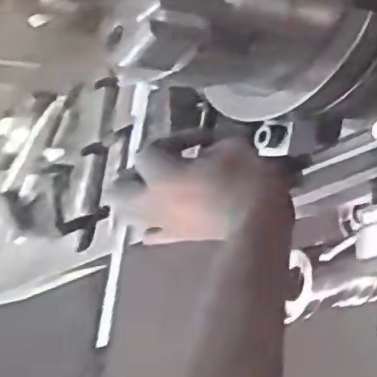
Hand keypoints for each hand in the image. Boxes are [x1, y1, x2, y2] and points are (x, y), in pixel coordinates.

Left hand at [116, 136, 291, 243]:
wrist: (259, 220)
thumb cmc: (248, 178)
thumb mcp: (236, 146)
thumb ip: (213, 145)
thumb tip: (205, 151)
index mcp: (163, 175)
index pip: (149, 151)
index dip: (175, 138)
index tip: (205, 138)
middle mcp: (151, 200)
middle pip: (118, 188)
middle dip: (135, 174)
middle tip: (164, 165)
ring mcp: (160, 223)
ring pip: (126, 214)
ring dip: (140, 198)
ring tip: (163, 189)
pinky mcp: (175, 238)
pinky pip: (150, 232)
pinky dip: (154, 222)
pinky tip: (170, 214)